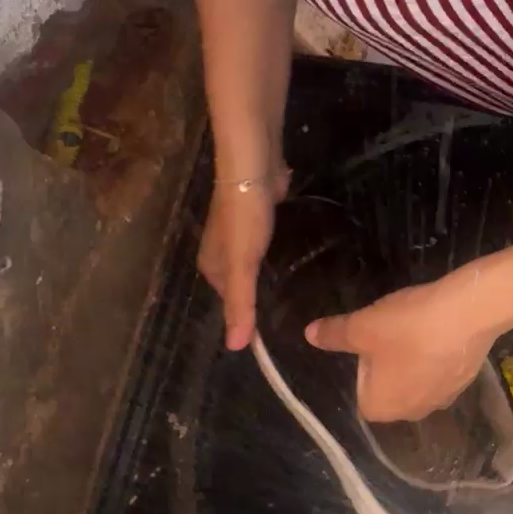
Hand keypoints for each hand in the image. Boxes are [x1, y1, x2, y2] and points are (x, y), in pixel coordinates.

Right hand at [198, 165, 290, 350]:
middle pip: (242, 282)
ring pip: (257, 262)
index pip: (230, 301)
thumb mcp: (242, 264)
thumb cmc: (245, 217)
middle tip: (294, 311)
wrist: (253, 165)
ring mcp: (242, 231)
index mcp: (211, 266)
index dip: (248, 315)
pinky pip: (271, 242)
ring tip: (301, 291)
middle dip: (262, 295)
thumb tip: (235, 347)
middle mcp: (222, 250)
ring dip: (272, 273)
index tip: (275, 331)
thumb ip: (241, 303)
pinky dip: (281, 252)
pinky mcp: (262, 215)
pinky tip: (298, 258)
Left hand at [306, 275, 505, 421]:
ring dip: (416, 357)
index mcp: (380, 408)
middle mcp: (411, 413)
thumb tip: (310, 334)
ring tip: (419, 327)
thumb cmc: (407, 327)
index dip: (364, 360)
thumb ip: (334, 334)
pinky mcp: (466, 381)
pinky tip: (442, 329)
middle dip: (390, 360)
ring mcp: (443, 399)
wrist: (468, 314)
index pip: (360, 389)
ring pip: (418, 378)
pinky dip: (439, 353)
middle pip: (390, 386)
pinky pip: (441, 369)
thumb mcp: (362, 326)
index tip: (372, 337)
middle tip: (394, 330)